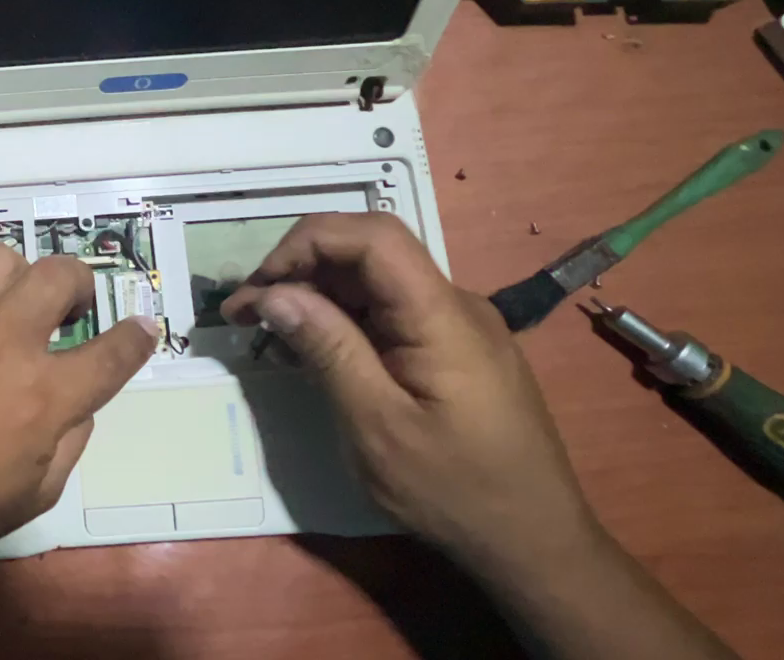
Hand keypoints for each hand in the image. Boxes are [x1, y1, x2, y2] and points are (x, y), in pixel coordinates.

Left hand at [0, 236, 157, 655]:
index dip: (137, 338)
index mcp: (42, 396)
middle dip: (81, 285)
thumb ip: (72, 436)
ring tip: (10, 298)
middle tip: (70, 308)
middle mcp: (2, 342)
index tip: (144, 327)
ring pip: (0, 255)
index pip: (113, 353)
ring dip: (17, 275)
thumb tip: (80, 395)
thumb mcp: (38, 493)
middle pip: (61, 276)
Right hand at [221, 212, 597, 576]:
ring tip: (264, 329)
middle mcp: (451, 304)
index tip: (260, 287)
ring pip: (370, 279)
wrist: (537, 546)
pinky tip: (307, 347)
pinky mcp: (447, 346)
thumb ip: (328, 350)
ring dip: (312, 293)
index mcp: (441, 315)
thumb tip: (273, 294)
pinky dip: (337, 318)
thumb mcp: (378, 427)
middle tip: (246, 311)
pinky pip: (384, 310)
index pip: (372, 237)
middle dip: (299, 267)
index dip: (307, 243)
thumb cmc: (457, 492)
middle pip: (366, 251)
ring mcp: (452, 324)